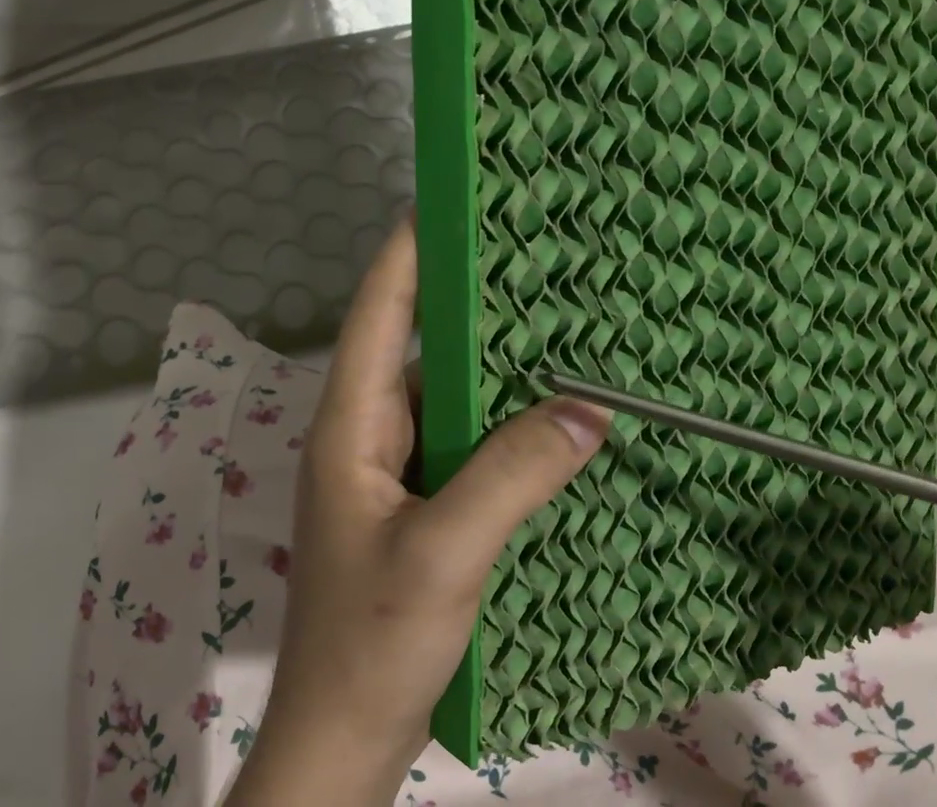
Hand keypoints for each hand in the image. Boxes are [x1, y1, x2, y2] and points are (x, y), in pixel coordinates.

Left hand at [226, 219, 612, 805]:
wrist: (345, 739)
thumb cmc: (372, 642)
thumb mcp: (445, 550)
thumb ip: (514, 473)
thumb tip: (591, 406)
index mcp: (350, 425)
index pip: (379, 312)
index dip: (409, 249)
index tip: (453, 197)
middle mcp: (366, 436)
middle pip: (418, 347)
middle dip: (471, 302)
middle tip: (537, 256)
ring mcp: (390, 476)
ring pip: (447, 400)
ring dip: (496, 371)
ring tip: (562, 328)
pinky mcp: (416, 512)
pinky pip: (463, 447)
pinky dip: (503, 427)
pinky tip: (552, 421)